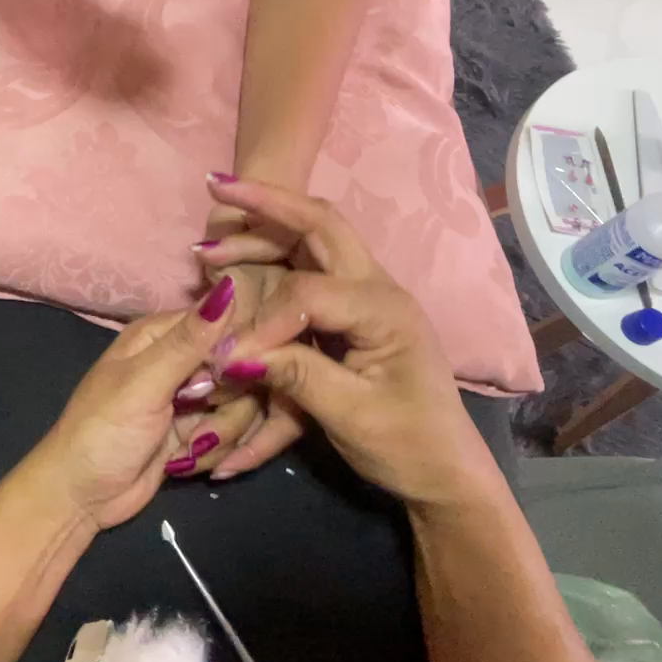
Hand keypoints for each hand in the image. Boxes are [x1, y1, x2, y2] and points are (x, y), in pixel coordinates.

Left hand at [26, 275, 237, 528]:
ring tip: (187, 451)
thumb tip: (230, 287)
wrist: (80, 497)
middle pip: (241, 369)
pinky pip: (231, 432)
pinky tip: (186, 464)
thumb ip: (188, 342)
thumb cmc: (102, 432)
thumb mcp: (144, 383)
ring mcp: (190, 396)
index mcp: (160, 335)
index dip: (239, 352)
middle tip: (200, 428)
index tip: (230, 381)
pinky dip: (215, 452)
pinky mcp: (196, 429)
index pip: (224, 324)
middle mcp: (179, 359)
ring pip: (241, 405)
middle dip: (229, 406)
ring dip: (221, 435)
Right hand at [200, 178, 505, 508]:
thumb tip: (229, 354)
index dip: (261, 319)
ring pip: (313, 237)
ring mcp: (366, 295)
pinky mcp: (352, 311)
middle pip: (320, 224)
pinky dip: (274, 252)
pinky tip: (242, 253)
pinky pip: (309, 265)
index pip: (307, 293)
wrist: (445, 472)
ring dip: (266, 225)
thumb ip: (293, 375)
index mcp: (384, 310)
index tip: (228, 359)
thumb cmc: (408, 445)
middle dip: (268, 202)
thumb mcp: (351, 416)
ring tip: (216, 233)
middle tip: (217, 189)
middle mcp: (376, 288)